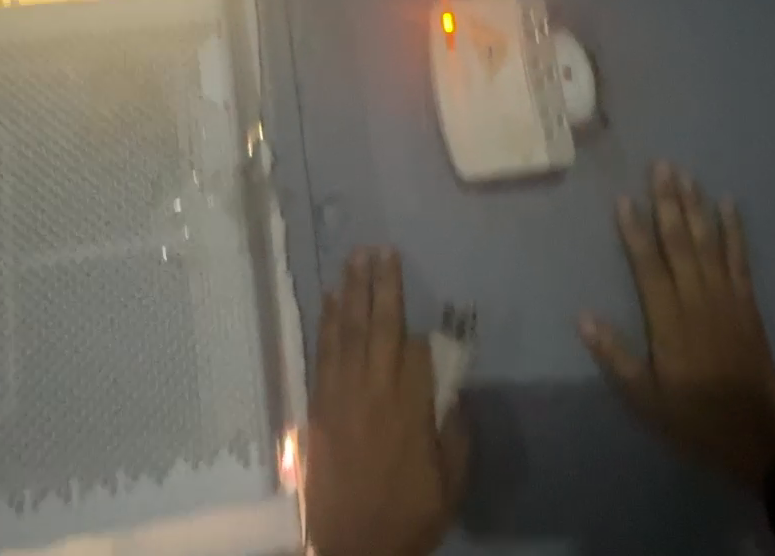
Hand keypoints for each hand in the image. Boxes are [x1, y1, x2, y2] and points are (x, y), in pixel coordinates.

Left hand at [306, 248, 468, 555]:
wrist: (350, 547)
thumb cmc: (406, 514)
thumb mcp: (449, 483)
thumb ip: (455, 434)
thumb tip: (455, 393)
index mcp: (411, 406)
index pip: (418, 350)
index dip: (422, 329)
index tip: (427, 313)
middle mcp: (375, 388)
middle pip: (379, 324)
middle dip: (381, 284)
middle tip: (380, 248)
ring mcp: (342, 392)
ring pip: (347, 329)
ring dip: (351, 291)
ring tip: (355, 257)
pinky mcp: (318, 402)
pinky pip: (323, 350)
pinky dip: (326, 321)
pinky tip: (329, 297)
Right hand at [580, 161, 774, 490]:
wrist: (756, 439)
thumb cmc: (691, 416)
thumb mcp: (643, 396)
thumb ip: (614, 355)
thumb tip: (582, 315)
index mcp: (669, 320)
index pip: (647, 265)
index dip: (634, 231)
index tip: (624, 198)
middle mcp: (698, 300)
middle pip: (681, 243)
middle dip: (668, 203)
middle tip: (661, 166)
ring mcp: (727, 299)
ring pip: (709, 243)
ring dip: (696, 207)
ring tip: (686, 175)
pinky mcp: (748, 304)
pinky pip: (740, 260)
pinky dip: (735, 230)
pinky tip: (729, 204)